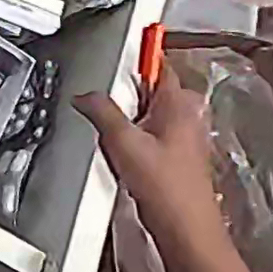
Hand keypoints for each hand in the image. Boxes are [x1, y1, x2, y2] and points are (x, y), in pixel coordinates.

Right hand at [73, 64, 226, 249]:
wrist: (183, 225)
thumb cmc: (162, 183)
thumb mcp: (122, 141)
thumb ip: (101, 111)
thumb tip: (85, 96)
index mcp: (180, 105)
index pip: (162, 67)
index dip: (144, 56)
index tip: (129, 46)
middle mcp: (187, 117)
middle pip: (153, 90)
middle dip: (128, 92)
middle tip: (107, 100)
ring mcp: (184, 137)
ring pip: (150, 112)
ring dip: (129, 116)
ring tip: (113, 130)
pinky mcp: (176, 155)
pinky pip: (150, 132)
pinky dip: (134, 134)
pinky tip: (121, 150)